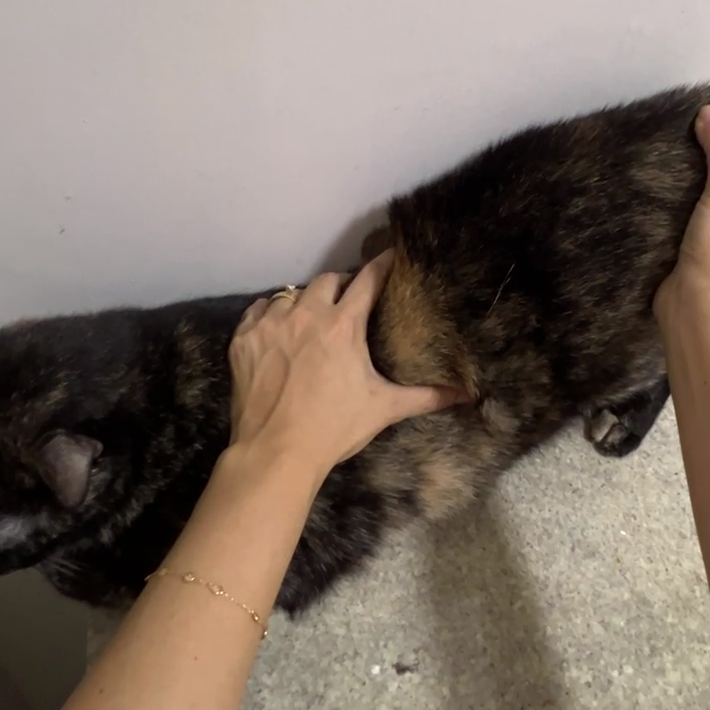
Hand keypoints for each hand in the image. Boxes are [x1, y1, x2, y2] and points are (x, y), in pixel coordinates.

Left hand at [228, 251, 464, 474]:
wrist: (275, 453)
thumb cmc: (334, 428)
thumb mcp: (384, 409)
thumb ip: (426, 396)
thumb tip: (465, 395)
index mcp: (344, 325)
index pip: (368, 279)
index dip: (383, 265)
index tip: (392, 256)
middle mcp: (307, 315)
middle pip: (329, 279)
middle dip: (342, 285)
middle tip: (349, 301)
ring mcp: (271, 325)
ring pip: (292, 293)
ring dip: (306, 301)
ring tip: (313, 319)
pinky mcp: (244, 339)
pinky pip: (259, 310)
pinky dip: (271, 314)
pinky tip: (280, 329)